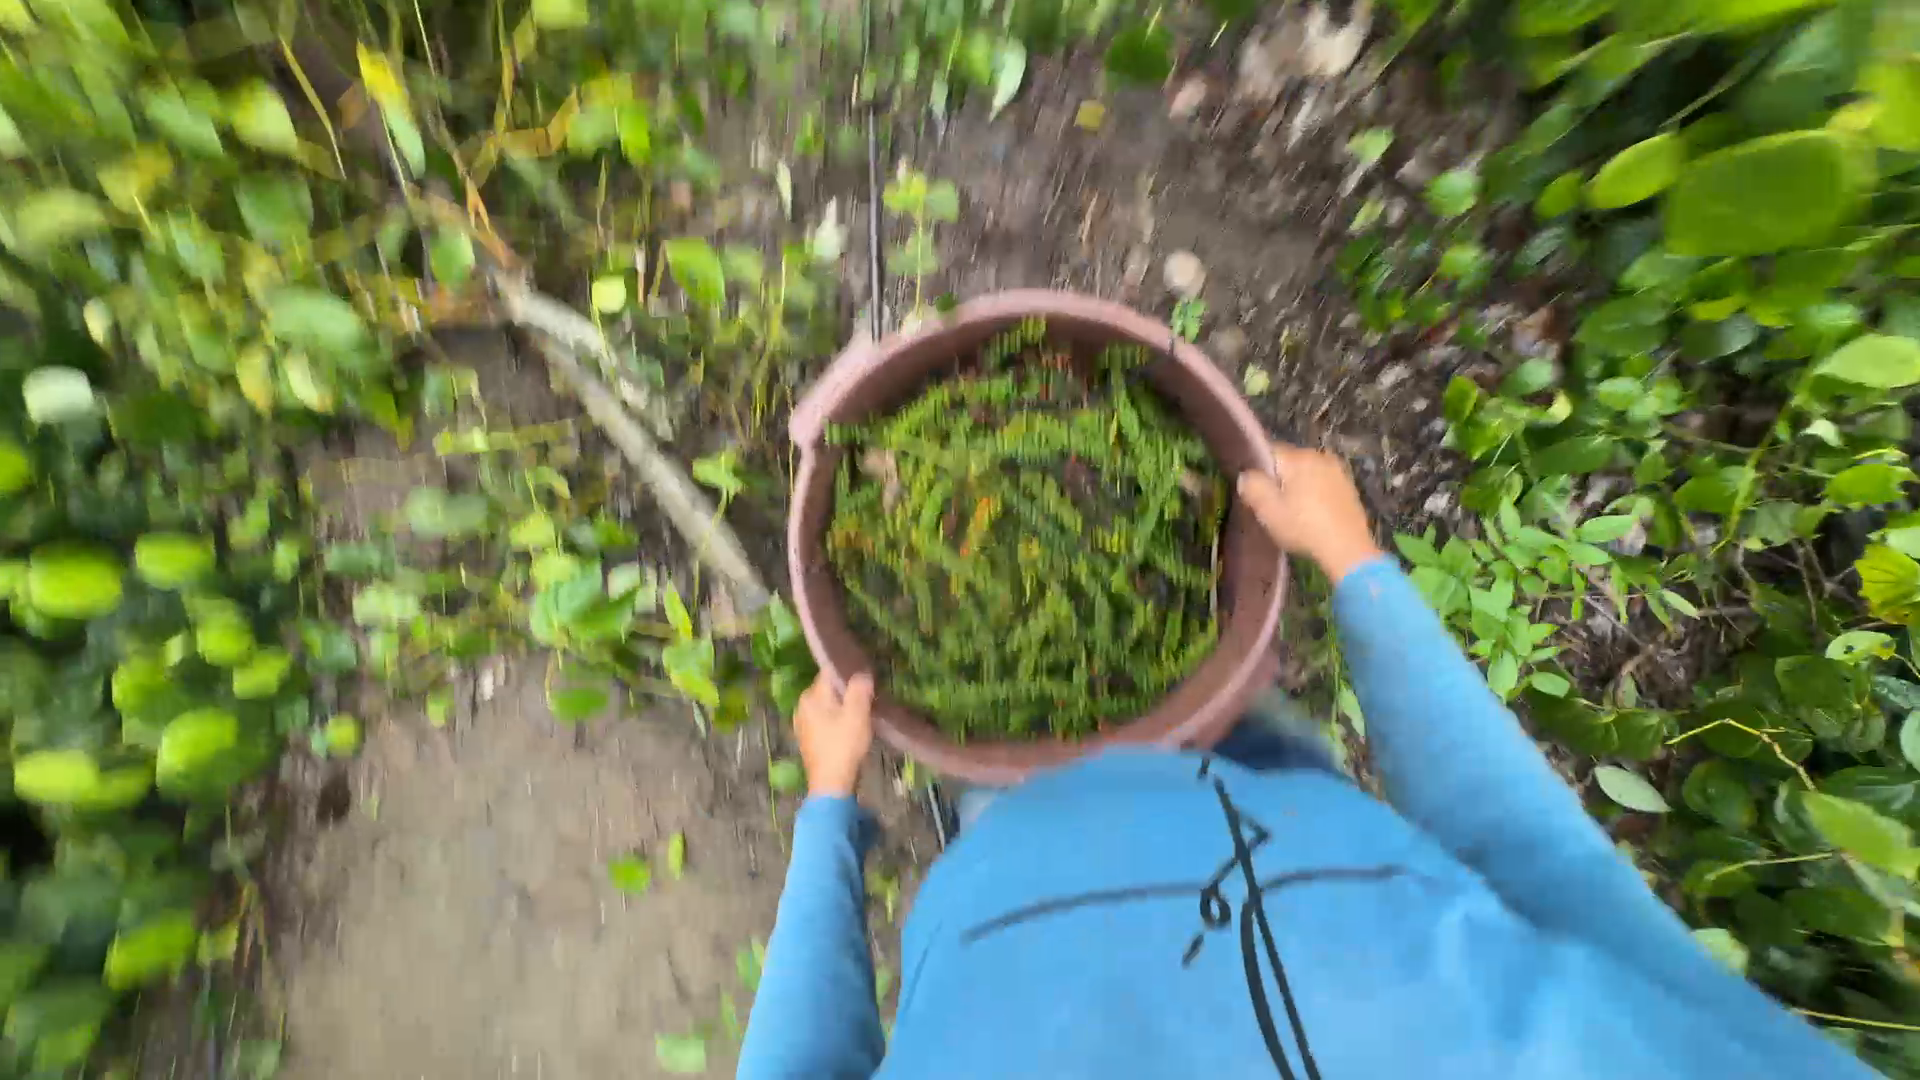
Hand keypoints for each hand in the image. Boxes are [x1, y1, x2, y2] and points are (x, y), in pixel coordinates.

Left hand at [792, 672, 874, 797]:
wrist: (831, 785)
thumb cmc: (843, 745)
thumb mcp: (857, 714)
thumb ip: (859, 689)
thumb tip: (862, 673)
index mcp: (811, 696)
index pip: (830, 672)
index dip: (849, 671)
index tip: (867, 675)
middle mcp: (802, 706)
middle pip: (828, 689)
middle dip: (847, 690)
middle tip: (869, 696)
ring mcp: (803, 723)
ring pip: (827, 705)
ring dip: (843, 706)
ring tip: (863, 712)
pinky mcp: (808, 739)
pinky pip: (825, 720)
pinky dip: (837, 720)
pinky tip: (850, 729)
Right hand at [1237, 442, 1382, 584]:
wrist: (1347, 550)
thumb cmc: (1303, 528)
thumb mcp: (1267, 510)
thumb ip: (1252, 486)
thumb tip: (1246, 475)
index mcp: (1298, 458)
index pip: (1268, 451)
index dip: (1256, 469)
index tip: (1254, 490)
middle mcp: (1320, 456)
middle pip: (1288, 462)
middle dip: (1278, 478)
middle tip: (1271, 504)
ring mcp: (1338, 471)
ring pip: (1306, 473)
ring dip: (1296, 487)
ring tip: (1291, 511)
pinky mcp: (1349, 487)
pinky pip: (1321, 483)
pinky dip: (1313, 493)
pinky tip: (1311, 513)